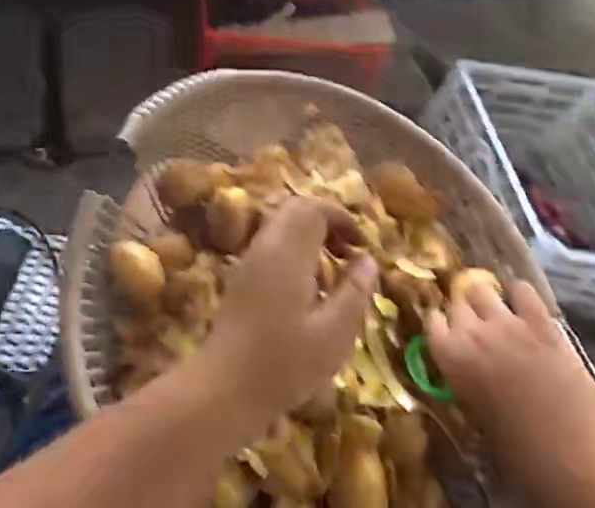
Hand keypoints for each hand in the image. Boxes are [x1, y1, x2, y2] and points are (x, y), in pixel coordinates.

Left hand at [186, 197, 377, 437]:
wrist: (226, 385)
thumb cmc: (284, 363)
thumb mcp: (333, 334)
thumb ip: (353, 292)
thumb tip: (368, 260)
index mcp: (286, 251)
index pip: (312, 208)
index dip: (340, 217)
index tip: (363, 244)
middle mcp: (264, 245)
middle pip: (294, 210)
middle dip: (326, 222)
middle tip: (350, 253)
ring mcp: (248, 259)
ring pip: (281, 226)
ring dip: (310, 237)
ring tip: (334, 274)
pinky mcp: (241, 276)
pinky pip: (271, 245)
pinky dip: (294, 252)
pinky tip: (309, 290)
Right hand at [426, 277, 594, 464]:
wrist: (577, 460)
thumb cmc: (521, 453)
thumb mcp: (476, 415)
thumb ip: (464, 380)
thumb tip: (464, 366)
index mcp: (450, 357)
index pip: (432, 320)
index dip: (441, 325)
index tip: (447, 332)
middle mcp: (472, 332)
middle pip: (456, 303)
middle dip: (462, 312)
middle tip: (474, 327)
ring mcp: (508, 324)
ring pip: (482, 289)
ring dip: (485, 299)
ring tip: (495, 311)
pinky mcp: (542, 325)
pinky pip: (524, 292)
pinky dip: (520, 295)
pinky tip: (523, 305)